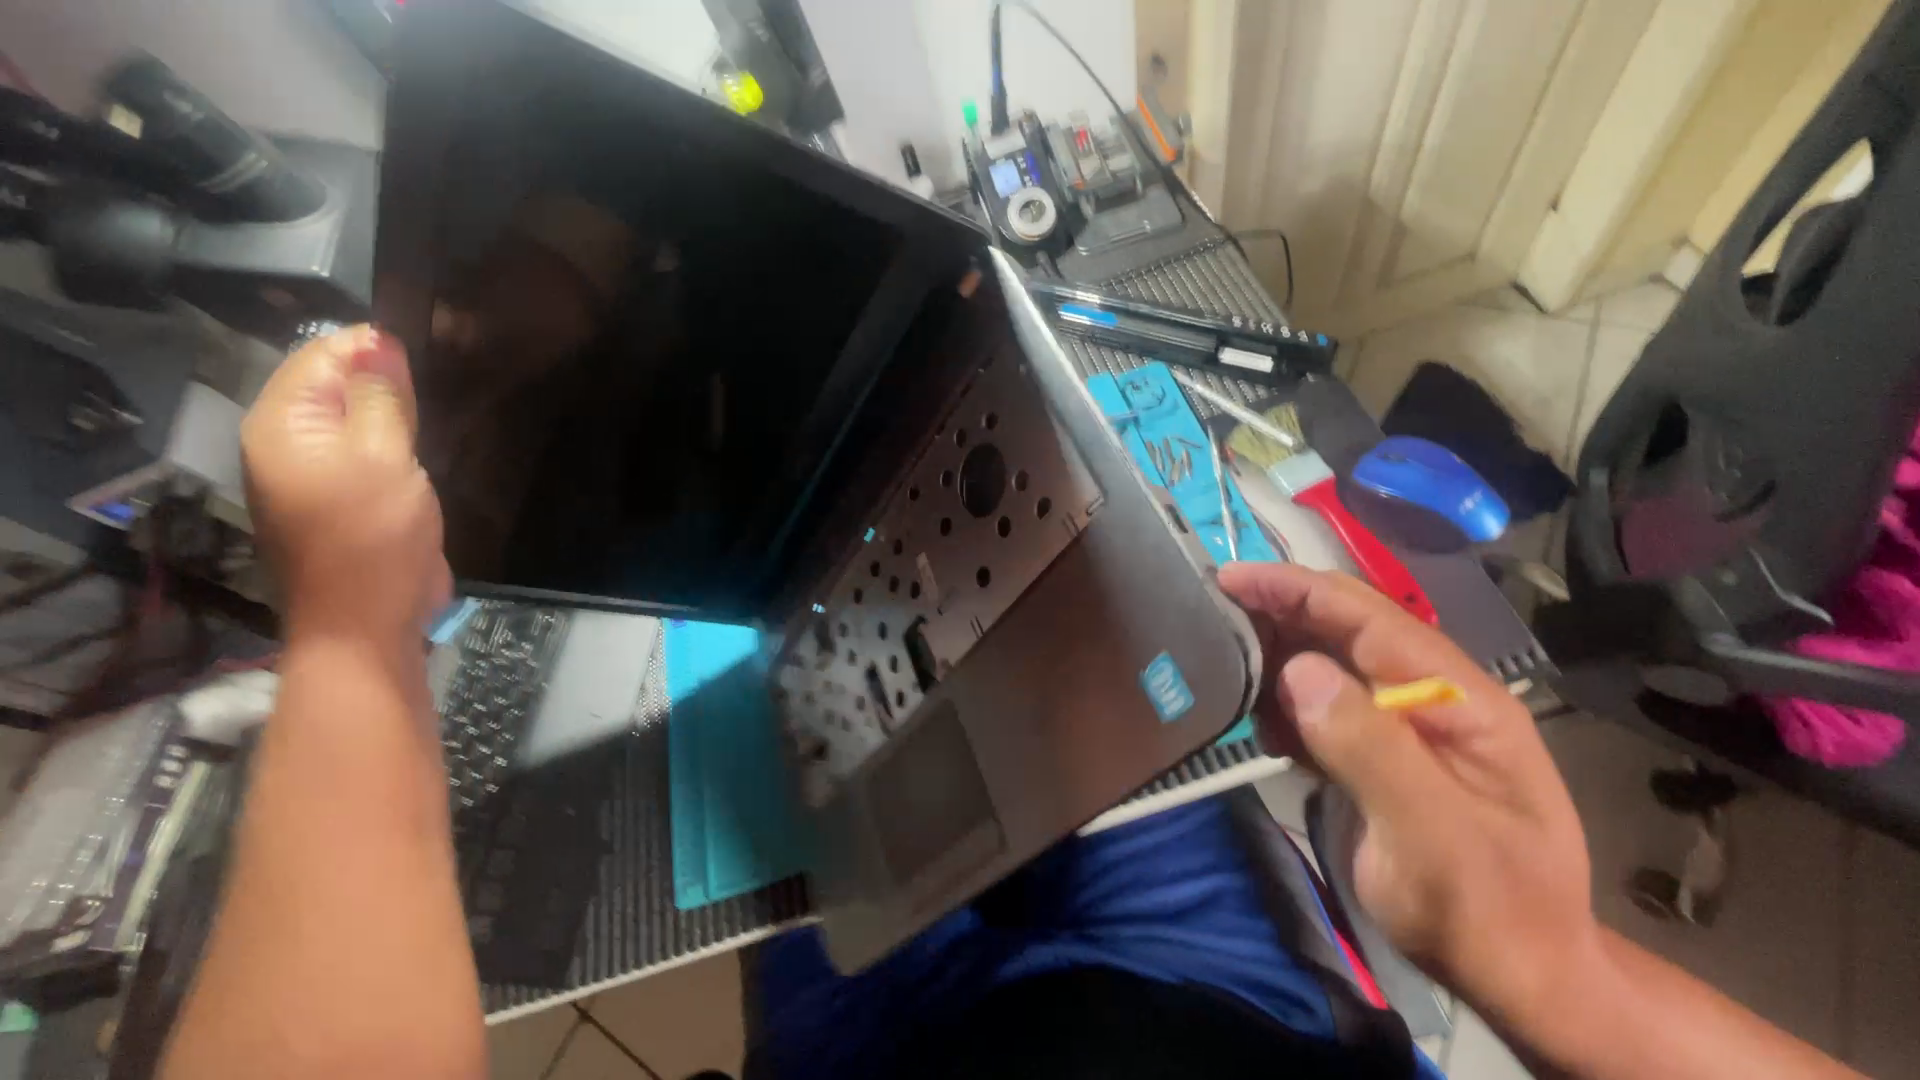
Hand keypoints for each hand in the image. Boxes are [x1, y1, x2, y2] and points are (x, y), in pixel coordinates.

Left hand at [242, 325, 450, 649]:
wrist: (364, 625)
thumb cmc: (373, 538)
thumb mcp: (385, 457)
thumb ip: (381, 397)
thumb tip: (379, 341)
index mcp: (281, 425)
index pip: (319, 357)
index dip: (371, 350)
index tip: (426, 358)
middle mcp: (284, 443)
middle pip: (332, 387)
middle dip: (382, 384)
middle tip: (433, 396)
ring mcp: (308, 474)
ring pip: (351, 421)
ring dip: (391, 419)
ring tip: (430, 423)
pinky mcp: (337, 500)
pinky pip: (361, 454)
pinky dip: (391, 447)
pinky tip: (420, 456)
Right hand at [1218, 563, 1596, 1032]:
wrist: (1518, 975)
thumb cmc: (1486, 908)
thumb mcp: (1432, 834)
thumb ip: (1369, 746)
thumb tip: (1298, 668)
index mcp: (1459, 699)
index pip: (1369, 619)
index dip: (1298, 589)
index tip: (1229, 577)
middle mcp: (1429, 699)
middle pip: (1345, 632)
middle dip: (1279, 612)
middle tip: (1207, 611)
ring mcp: (1402, 728)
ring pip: (1327, 667)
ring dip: (1273, 655)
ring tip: (1217, 655)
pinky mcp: (1377, 758)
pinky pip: (1320, 711)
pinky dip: (1280, 704)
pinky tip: (1253, 716)